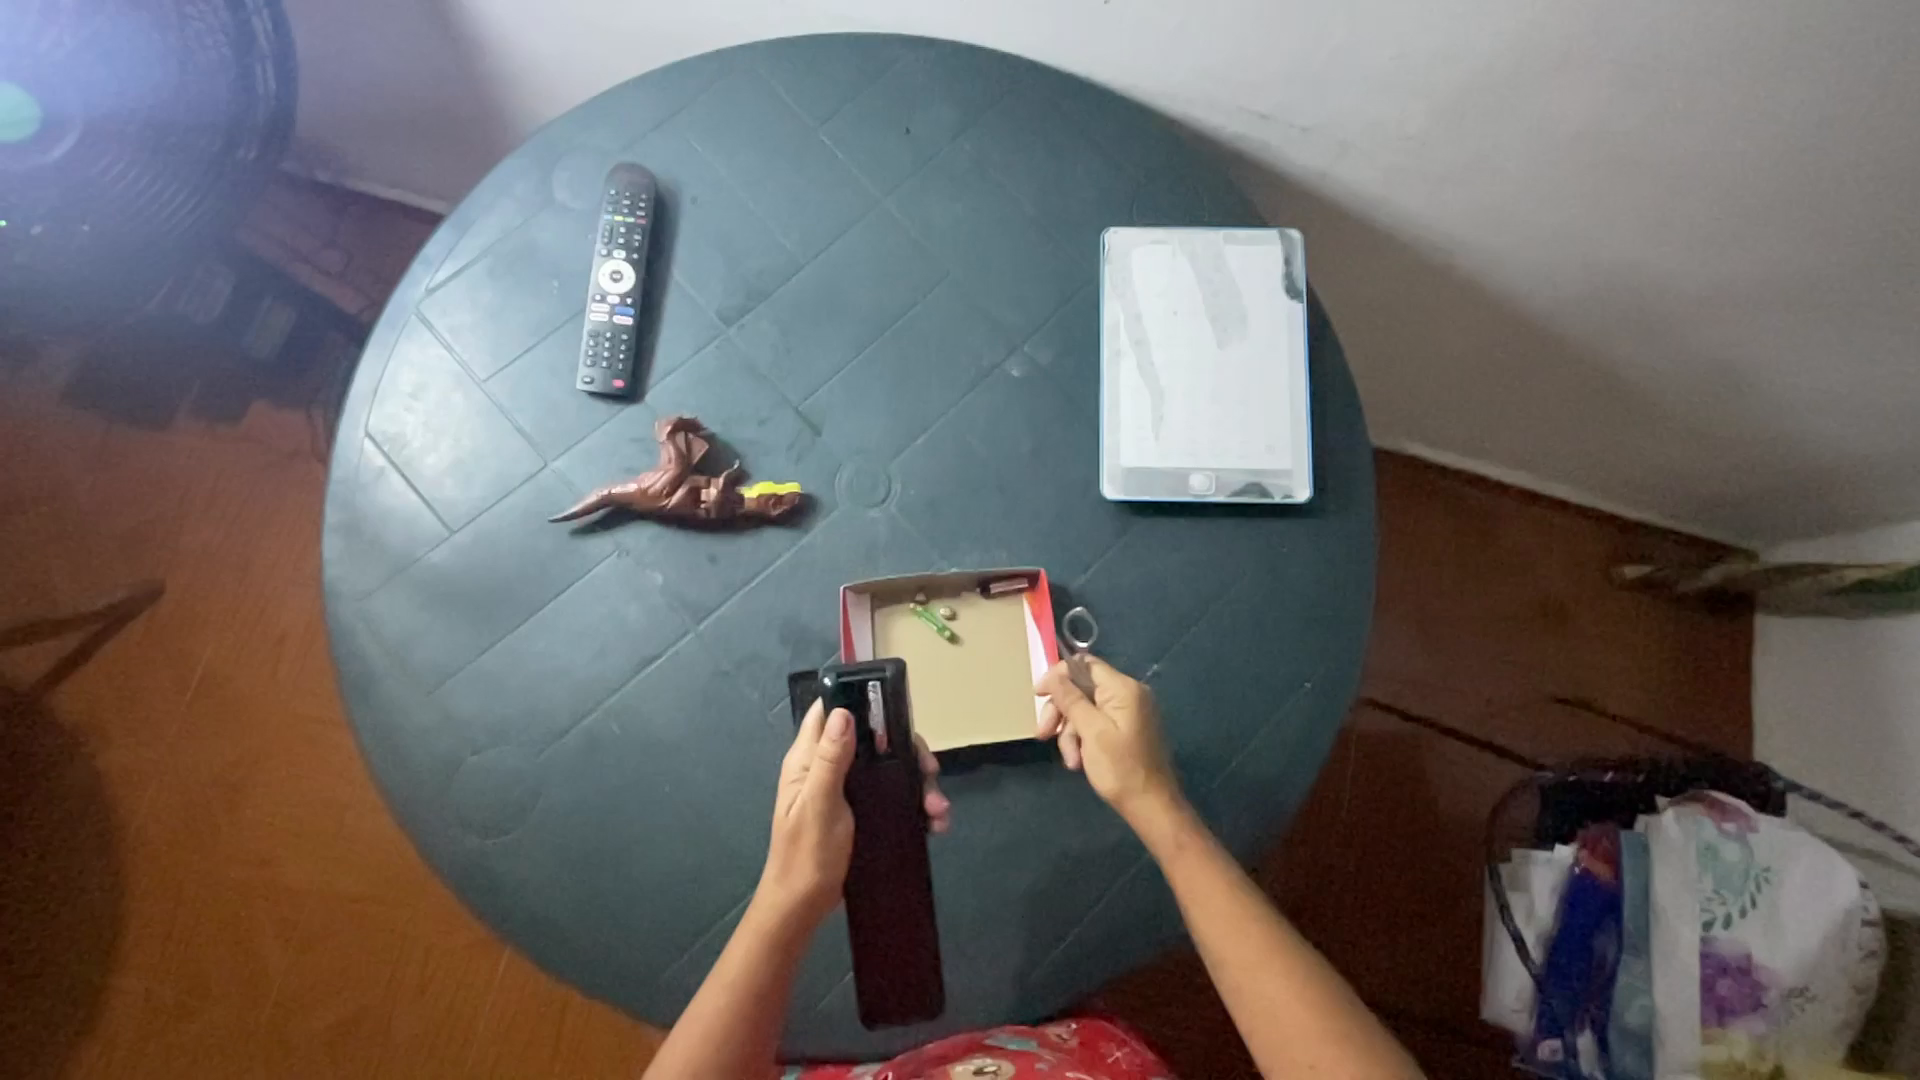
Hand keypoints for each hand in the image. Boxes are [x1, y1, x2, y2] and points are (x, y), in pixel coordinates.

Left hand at [756, 700, 951, 926]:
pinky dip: (914, 805)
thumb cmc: (806, 856)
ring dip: (917, 783)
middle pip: (872, 739)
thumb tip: (844, 712)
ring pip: (888, 768)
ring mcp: (847, 790)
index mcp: (809, 759)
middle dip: (905, 751)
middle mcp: (828, 767)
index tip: (894, 710)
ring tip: (938, 809)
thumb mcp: (820, 805)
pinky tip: (933, 822)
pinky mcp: (862, 812)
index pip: (830, 712)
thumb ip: (831, 759)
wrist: (802, 910)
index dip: (859, 701)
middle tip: (929, 772)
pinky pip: (893, 796)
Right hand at [1035, 655, 1180, 820]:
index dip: (1058, 675)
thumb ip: (1071, 699)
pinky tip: (1078, 761)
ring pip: (1085, 709)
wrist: (1152, 808)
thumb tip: (1055, 674)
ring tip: (1070, 760)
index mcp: (1123, 688)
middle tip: (1043, 733)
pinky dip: (1083, 739)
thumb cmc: (1121, 769)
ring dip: (1070, 732)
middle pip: (1082, 688)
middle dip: (1061, 711)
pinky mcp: (1126, 728)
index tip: (1039, 695)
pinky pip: (1096, 723)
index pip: (1084, 664)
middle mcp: (1128, 694)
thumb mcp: (1091, 732)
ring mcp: (1129, 712)